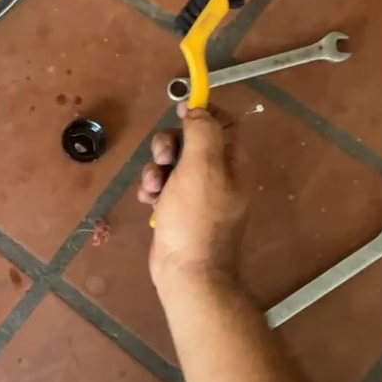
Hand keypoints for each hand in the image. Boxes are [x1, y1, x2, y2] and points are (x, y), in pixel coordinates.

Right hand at [139, 105, 246, 293]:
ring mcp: (197, 193)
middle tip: (162, 158)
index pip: (223, 122)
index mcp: (233, 162)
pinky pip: (161, 185)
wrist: (187, 271)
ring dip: (155, 169)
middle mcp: (218, 174)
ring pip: (171, 162)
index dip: (201, 112)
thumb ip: (201, 131)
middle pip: (190, 140)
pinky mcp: (177, 208)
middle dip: (168, 144)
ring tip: (152, 188)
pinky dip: (152, 189)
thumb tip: (196, 110)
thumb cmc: (196, 218)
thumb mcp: (202, 167)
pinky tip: (148, 201)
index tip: (178, 112)